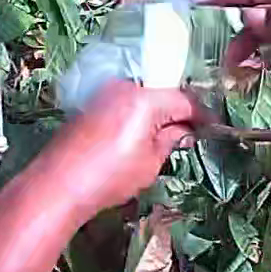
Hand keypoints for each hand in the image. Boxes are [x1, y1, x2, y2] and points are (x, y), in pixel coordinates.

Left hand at [25, 81, 199, 219]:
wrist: (57, 184)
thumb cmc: (109, 176)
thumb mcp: (150, 162)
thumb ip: (171, 140)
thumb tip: (184, 131)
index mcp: (145, 98)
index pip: (184, 99)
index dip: (201, 114)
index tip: (212, 127)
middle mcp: (125, 87)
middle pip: (162, 92)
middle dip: (178, 111)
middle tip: (191, 132)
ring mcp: (106, 93)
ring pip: (143, 96)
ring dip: (157, 111)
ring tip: (166, 136)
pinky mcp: (92, 103)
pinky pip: (124, 102)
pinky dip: (137, 113)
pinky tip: (140, 134)